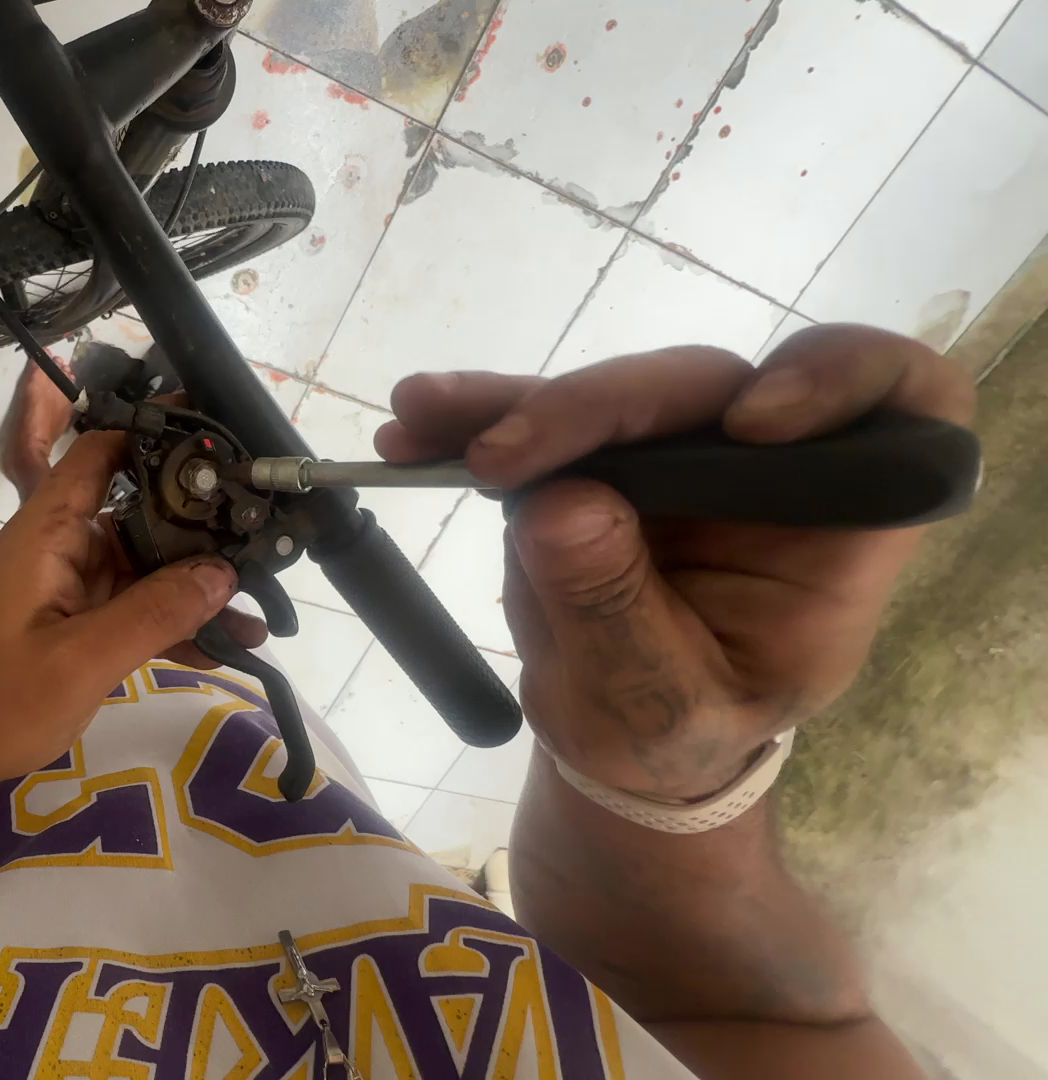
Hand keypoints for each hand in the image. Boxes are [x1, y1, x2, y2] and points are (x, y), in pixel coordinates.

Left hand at [0, 430, 264, 791]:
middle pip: (136, 516)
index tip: (217, 442)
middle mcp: (59, 548)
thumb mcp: (79, 662)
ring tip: (259, 612)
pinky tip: (221, 647)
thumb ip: (152, 614)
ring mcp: (66, 588)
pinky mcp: (71, 623)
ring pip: (141, 570)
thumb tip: (223, 573)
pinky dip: (167, 624)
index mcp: (48, 533)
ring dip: (193, 590)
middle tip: (265, 542)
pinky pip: (128, 610)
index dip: (153, 436)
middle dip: (198, 530)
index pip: (99, 455)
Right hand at [375, 325, 974, 800]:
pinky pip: (526, 430)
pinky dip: (465, 430)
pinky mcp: (580, 467)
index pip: (888, 408)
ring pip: (590, 400)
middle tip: (489, 456)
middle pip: (691, 390)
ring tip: (416, 416)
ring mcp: (655, 463)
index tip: (749, 424)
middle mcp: (746, 474)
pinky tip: (409, 437)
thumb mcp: (649, 701)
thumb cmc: (665, 736)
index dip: (836, 382)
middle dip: (587, 410)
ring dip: (500, 405)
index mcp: (823, 531)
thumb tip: (558, 503)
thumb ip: (612, 609)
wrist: (606, 733)